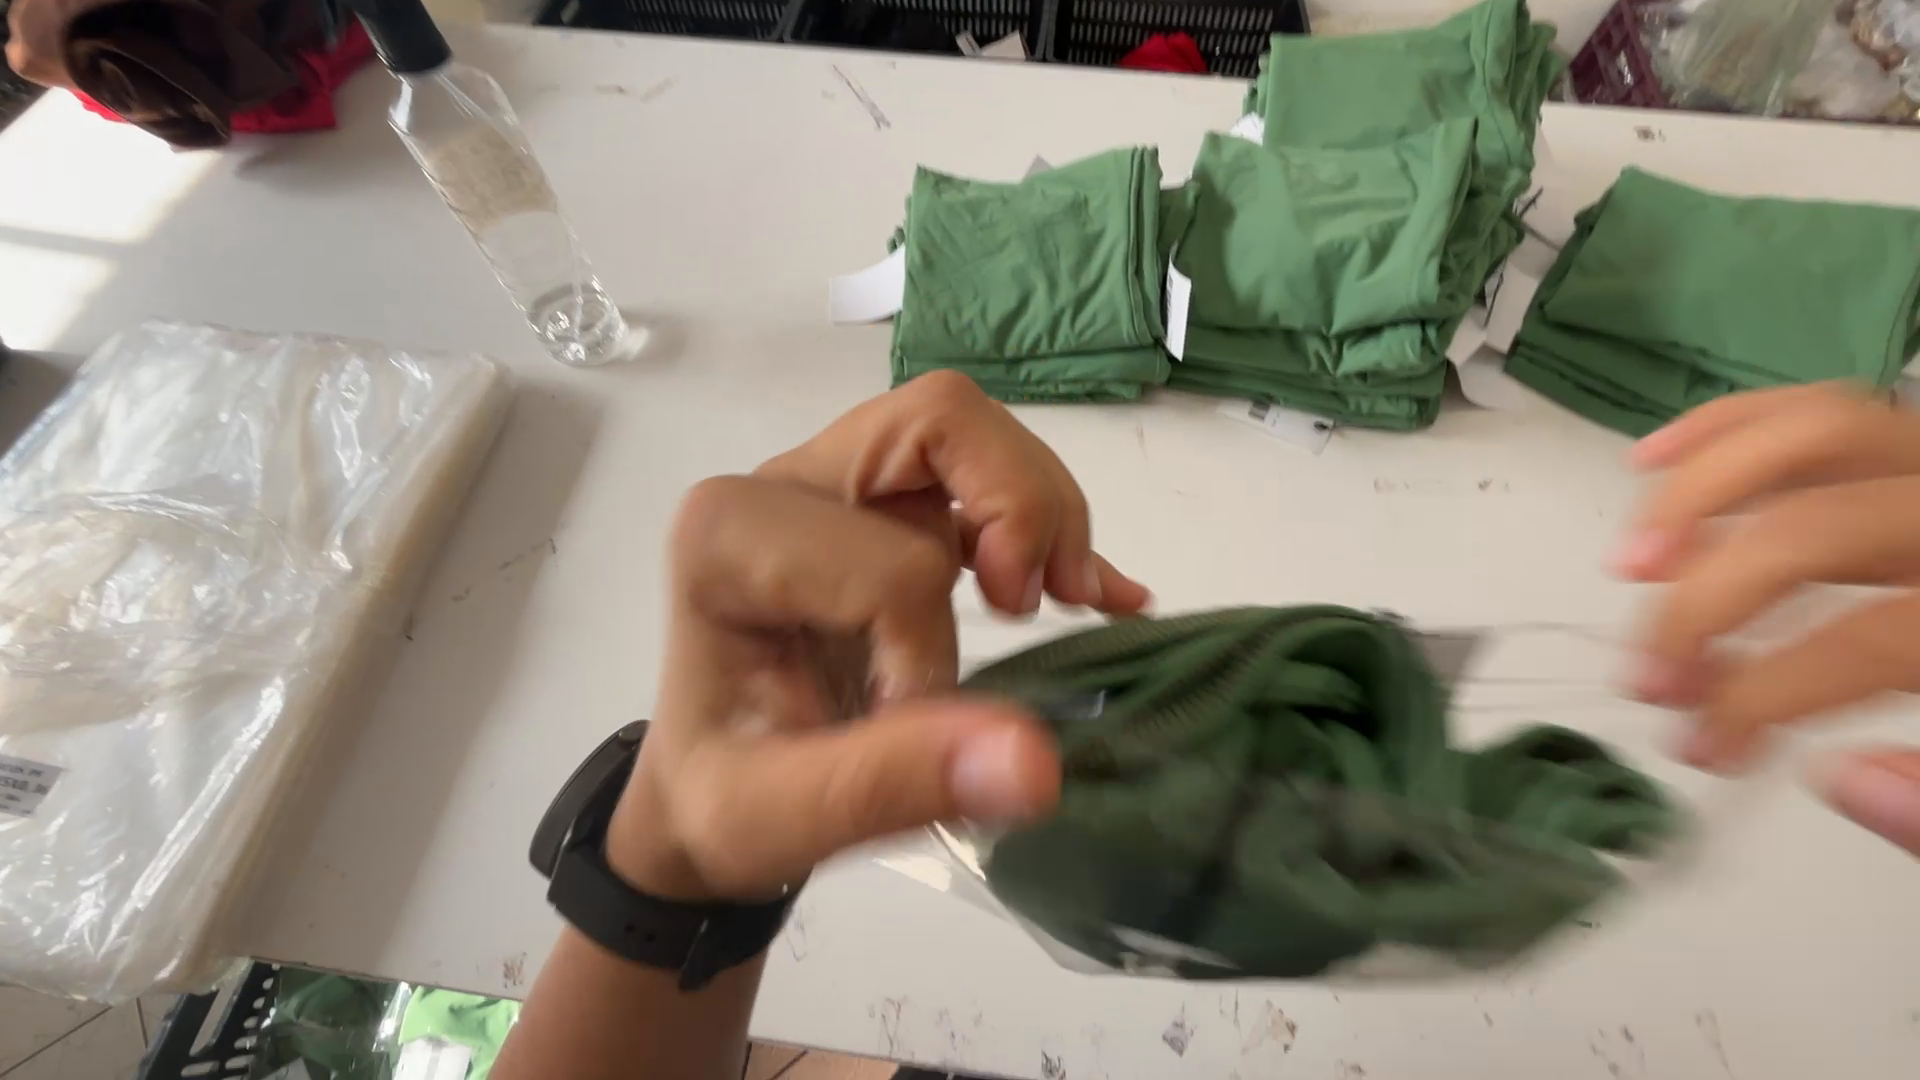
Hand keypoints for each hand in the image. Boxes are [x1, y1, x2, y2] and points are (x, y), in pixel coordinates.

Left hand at [605, 372, 1151, 899]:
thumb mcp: (776, 815)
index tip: (908, 726)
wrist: (710, 782)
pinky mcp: (886, 509)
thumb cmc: (722, 793)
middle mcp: (786, 483)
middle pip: (938, 424)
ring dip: (1041, 513)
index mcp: (732, 535)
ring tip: (1069, 603)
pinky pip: (979, 477)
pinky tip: (1106, 591)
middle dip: (1017, 508)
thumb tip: (1035, 760)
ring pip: (969, 436)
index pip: (889, 562)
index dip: (927, 656)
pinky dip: (1051, 526)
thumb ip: (892, 785)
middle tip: (1029, 606)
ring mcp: (838, 484)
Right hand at [1617, 383, 1919, 853]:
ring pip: (1806, 438)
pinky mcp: (1909, 452)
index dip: (1765, 694)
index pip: (1869, 636)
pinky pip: (1813, 405)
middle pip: (1810, 529)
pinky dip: (1717, 428)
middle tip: (1650, 674)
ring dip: (1688, 502)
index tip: (1705, 746)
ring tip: (1630, 567)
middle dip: (1702, 606)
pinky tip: (1647, 462)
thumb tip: (1842, 778)